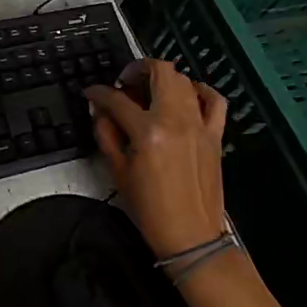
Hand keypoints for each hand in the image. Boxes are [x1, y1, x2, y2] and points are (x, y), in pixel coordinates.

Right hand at [83, 59, 228, 258]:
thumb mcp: (118, 173)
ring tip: (150, 90)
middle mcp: (175, 120)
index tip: (92, 93)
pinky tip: (188, 94)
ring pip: (183, 80)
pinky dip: (200, 90)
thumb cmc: (150, 209)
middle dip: (137, 69)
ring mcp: (199, 124)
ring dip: (163, 78)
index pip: (117, 99)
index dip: (99, 93)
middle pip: (159, 71)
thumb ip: (107, 135)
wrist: (191, 237)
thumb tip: (100, 112)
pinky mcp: (215, 134)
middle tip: (124, 82)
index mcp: (147, 131)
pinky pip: (214, 100)